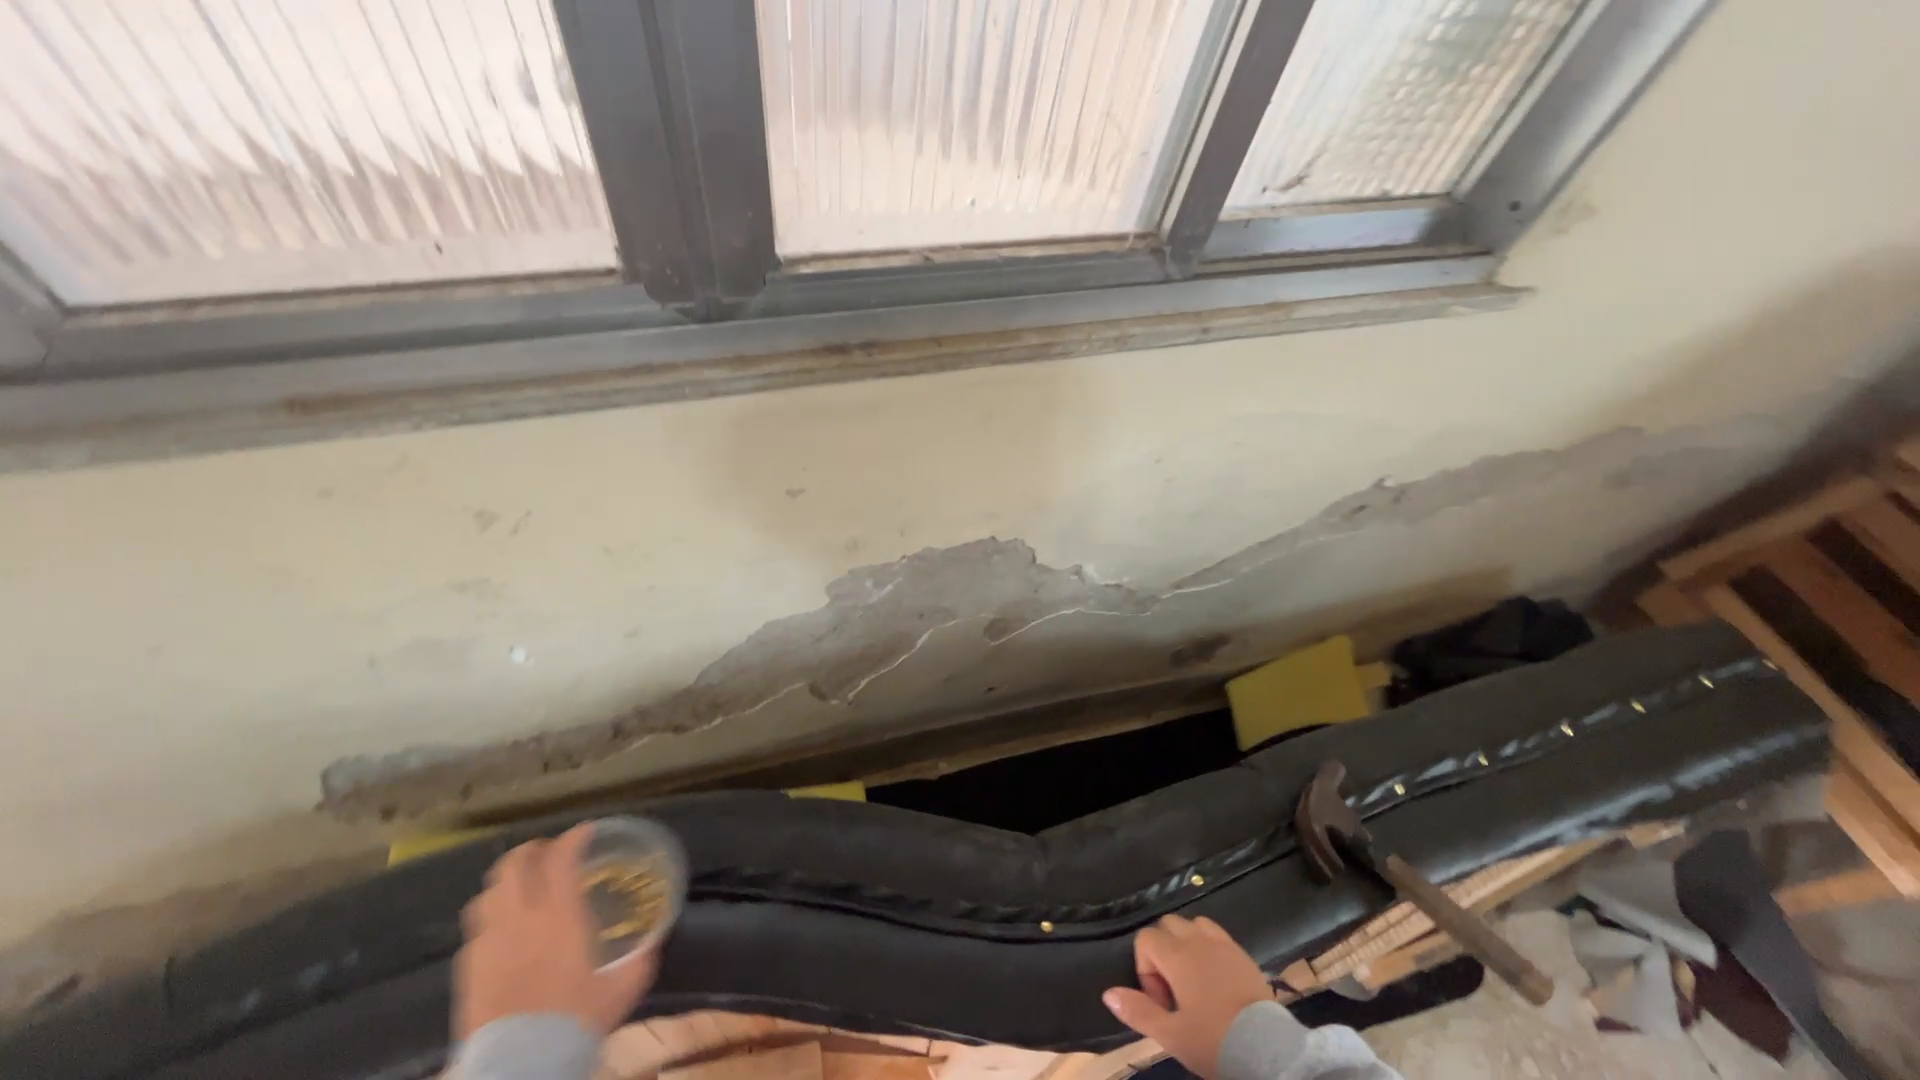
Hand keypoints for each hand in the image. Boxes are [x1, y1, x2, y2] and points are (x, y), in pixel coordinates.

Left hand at [454, 824, 657, 1040]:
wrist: (521, 1065)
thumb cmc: (577, 1021)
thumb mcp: (624, 987)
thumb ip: (640, 957)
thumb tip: (653, 938)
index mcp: (559, 916)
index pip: (560, 859)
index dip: (573, 838)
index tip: (586, 833)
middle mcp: (519, 919)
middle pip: (514, 865)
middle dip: (532, 851)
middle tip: (548, 854)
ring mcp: (488, 942)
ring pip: (487, 892)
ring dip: (506, 881)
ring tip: (520, 888)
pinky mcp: (468, 968)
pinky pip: (475, 929)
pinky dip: (490, 918)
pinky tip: (501, 933)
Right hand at [1103, 915, 1272, 1078]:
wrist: (1267, 1051)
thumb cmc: (1214, 1040)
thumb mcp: (1170, 1034)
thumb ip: (1138, 1011)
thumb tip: (1108, 993)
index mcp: (1177, 956)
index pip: (1146, 939)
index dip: (1145, 968)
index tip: (1161, 1002)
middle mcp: (1198, 941)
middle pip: (1168, 924)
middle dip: (1163, 951)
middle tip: (1174, 990)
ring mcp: (1224, 945)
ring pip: (1194, 924)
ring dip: (1186, 944)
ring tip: (1193, 980)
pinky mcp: (1243, 954)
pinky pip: (1217, 935)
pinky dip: (1208, 948)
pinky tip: (1215, 981)